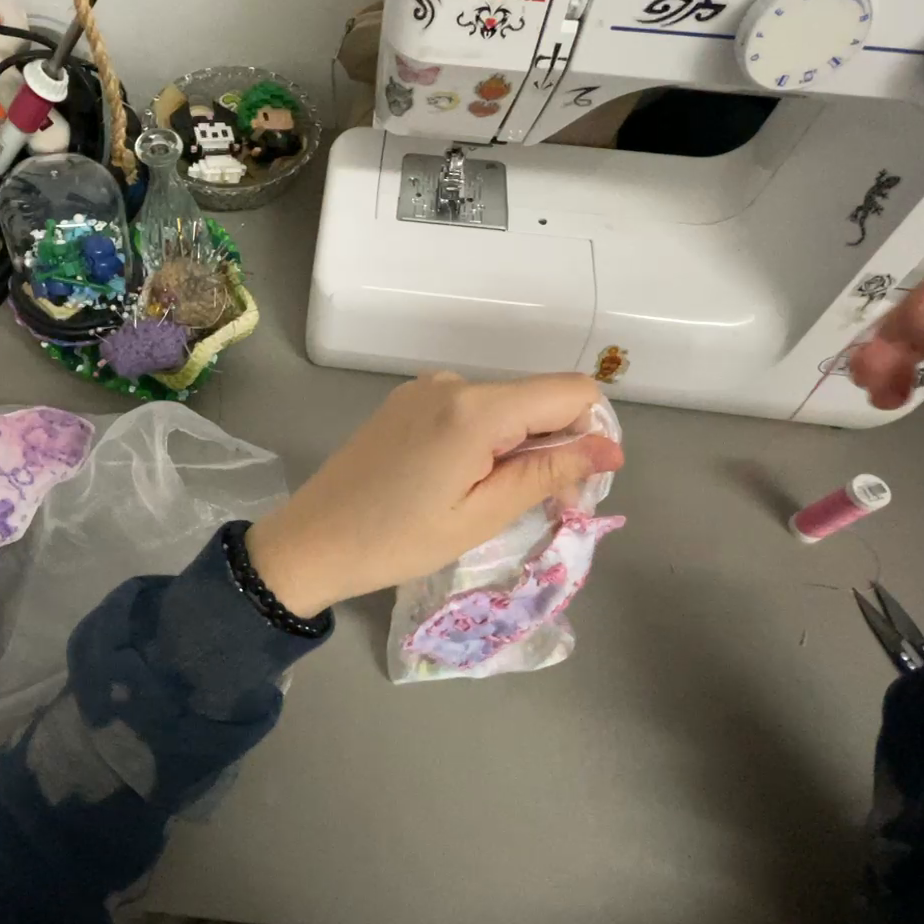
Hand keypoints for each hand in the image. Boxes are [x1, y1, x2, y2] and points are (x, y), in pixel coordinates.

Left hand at [245, 372, 623, 616]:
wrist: (312, 542)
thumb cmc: (397, 540)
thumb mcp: (481, 515)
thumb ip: (548, 472)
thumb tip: (611, 446)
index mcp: (475, 406)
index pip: (571, 390)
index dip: (591, 433)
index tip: (578, 485)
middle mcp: (451, 382)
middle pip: (536, 398)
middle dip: (553, 447)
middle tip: (535, 508)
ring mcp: (423, 389)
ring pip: (503, 407)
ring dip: (515, 448)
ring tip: (484, 502)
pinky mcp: (404, 403)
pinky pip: (467, 412)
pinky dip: (482, 442)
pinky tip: (455, 483)